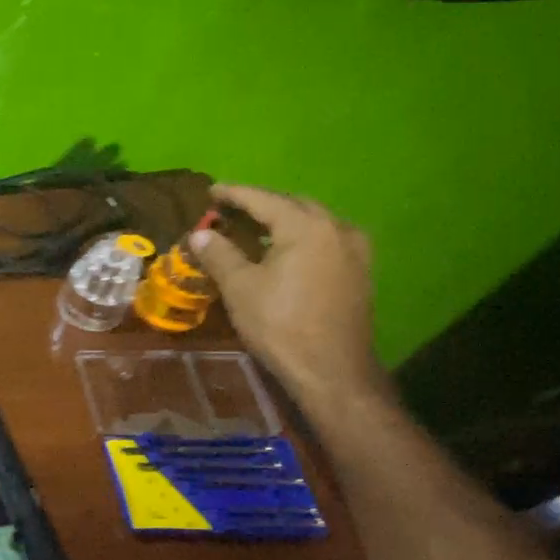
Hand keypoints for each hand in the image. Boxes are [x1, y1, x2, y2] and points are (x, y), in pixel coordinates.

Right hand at [188, 185, 386, 403]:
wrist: (330, 368)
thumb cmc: (279, 324)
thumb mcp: (239, 288)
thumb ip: (219, 254)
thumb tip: (200, 233)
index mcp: (306, 227)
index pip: (264, 199)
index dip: (234, 194)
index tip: (211, 191)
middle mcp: (336, 228)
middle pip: (293, 205)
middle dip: (261, 204)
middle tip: (231, 209)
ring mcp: (354, 249)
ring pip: (313, 221)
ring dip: (283, 220)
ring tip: (254, 228)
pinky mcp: (359, 270)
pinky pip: (325, 239)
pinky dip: (300, 237)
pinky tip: (284, 250)